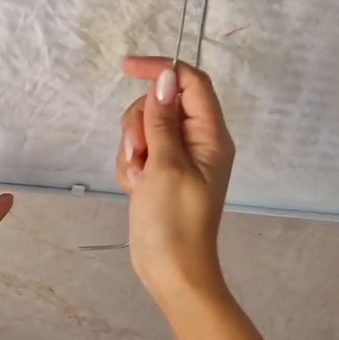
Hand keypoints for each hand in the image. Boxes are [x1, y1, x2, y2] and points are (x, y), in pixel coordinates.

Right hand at [116, 58, 235, 302]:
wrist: (171, 271)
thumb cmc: (175, 221)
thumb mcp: (166, 165)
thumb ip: (162, 120)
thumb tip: (165, 78)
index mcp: (211, 136)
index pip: (190, 83)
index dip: (162, 69)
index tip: (127, 67)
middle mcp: (197, 142)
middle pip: (161, 103)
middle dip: (140, 122)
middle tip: (140, 153)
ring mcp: (177, 158)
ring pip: (144, 128)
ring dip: (132, 149)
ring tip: (139, 179)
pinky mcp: (160, 173)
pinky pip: (138, 152)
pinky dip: (131, 167)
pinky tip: (135, 190)